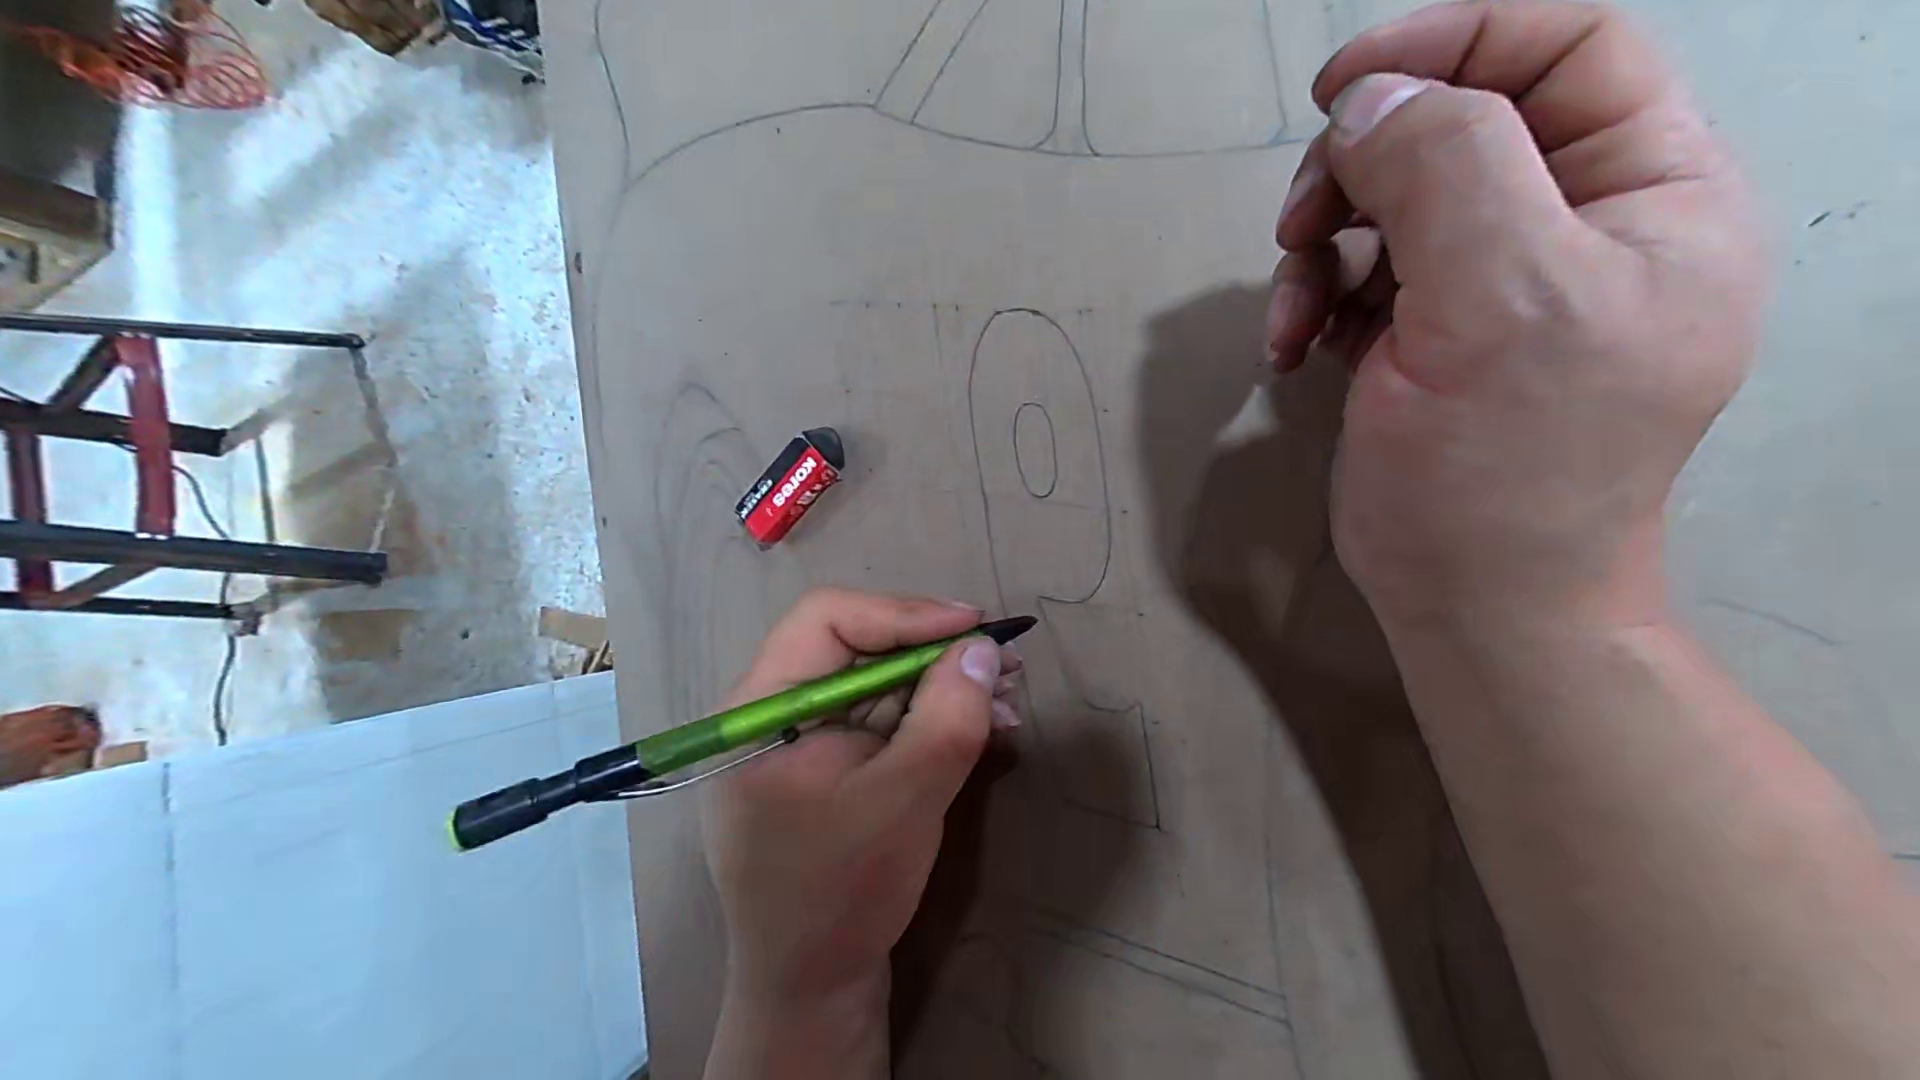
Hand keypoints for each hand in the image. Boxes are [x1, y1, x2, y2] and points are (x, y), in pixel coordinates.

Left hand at [702, 588, 1020, 1078]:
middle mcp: (778, 709)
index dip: (903, 612)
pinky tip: (984, 722)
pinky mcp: (834, 761)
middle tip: (1002, 660)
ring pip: (880, 680)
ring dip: (945, 683)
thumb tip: (983, 647)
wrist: (814, 987)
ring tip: (1007, 694)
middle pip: (859, 645)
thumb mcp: (905, 801)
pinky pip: (885, 717)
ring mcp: (806, 737)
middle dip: (935, 651)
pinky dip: (933, 715)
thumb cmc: (842, 894)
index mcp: (763, 706)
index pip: (828, 619)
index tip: (971, 626)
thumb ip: (949, 718)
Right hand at [1268, 1, 1767, 630]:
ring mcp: (1484, 288)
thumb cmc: (1503, 466)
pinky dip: (1312, 303)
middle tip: (1297, 224)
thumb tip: (1368, 103)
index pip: (1561, 52)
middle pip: (1451, 133)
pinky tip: (1293, 350)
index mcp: (1641, 195)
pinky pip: (1356, 280)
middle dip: (1358, 171)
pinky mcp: (1419, 338)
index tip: (1338, 86)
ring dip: (1319, 251)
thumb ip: (1445, 171)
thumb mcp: (1496, 303)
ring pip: (1386, 211)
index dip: (1451, 42)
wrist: (1472, 595)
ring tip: (1290, 319)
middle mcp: (1567, 229)